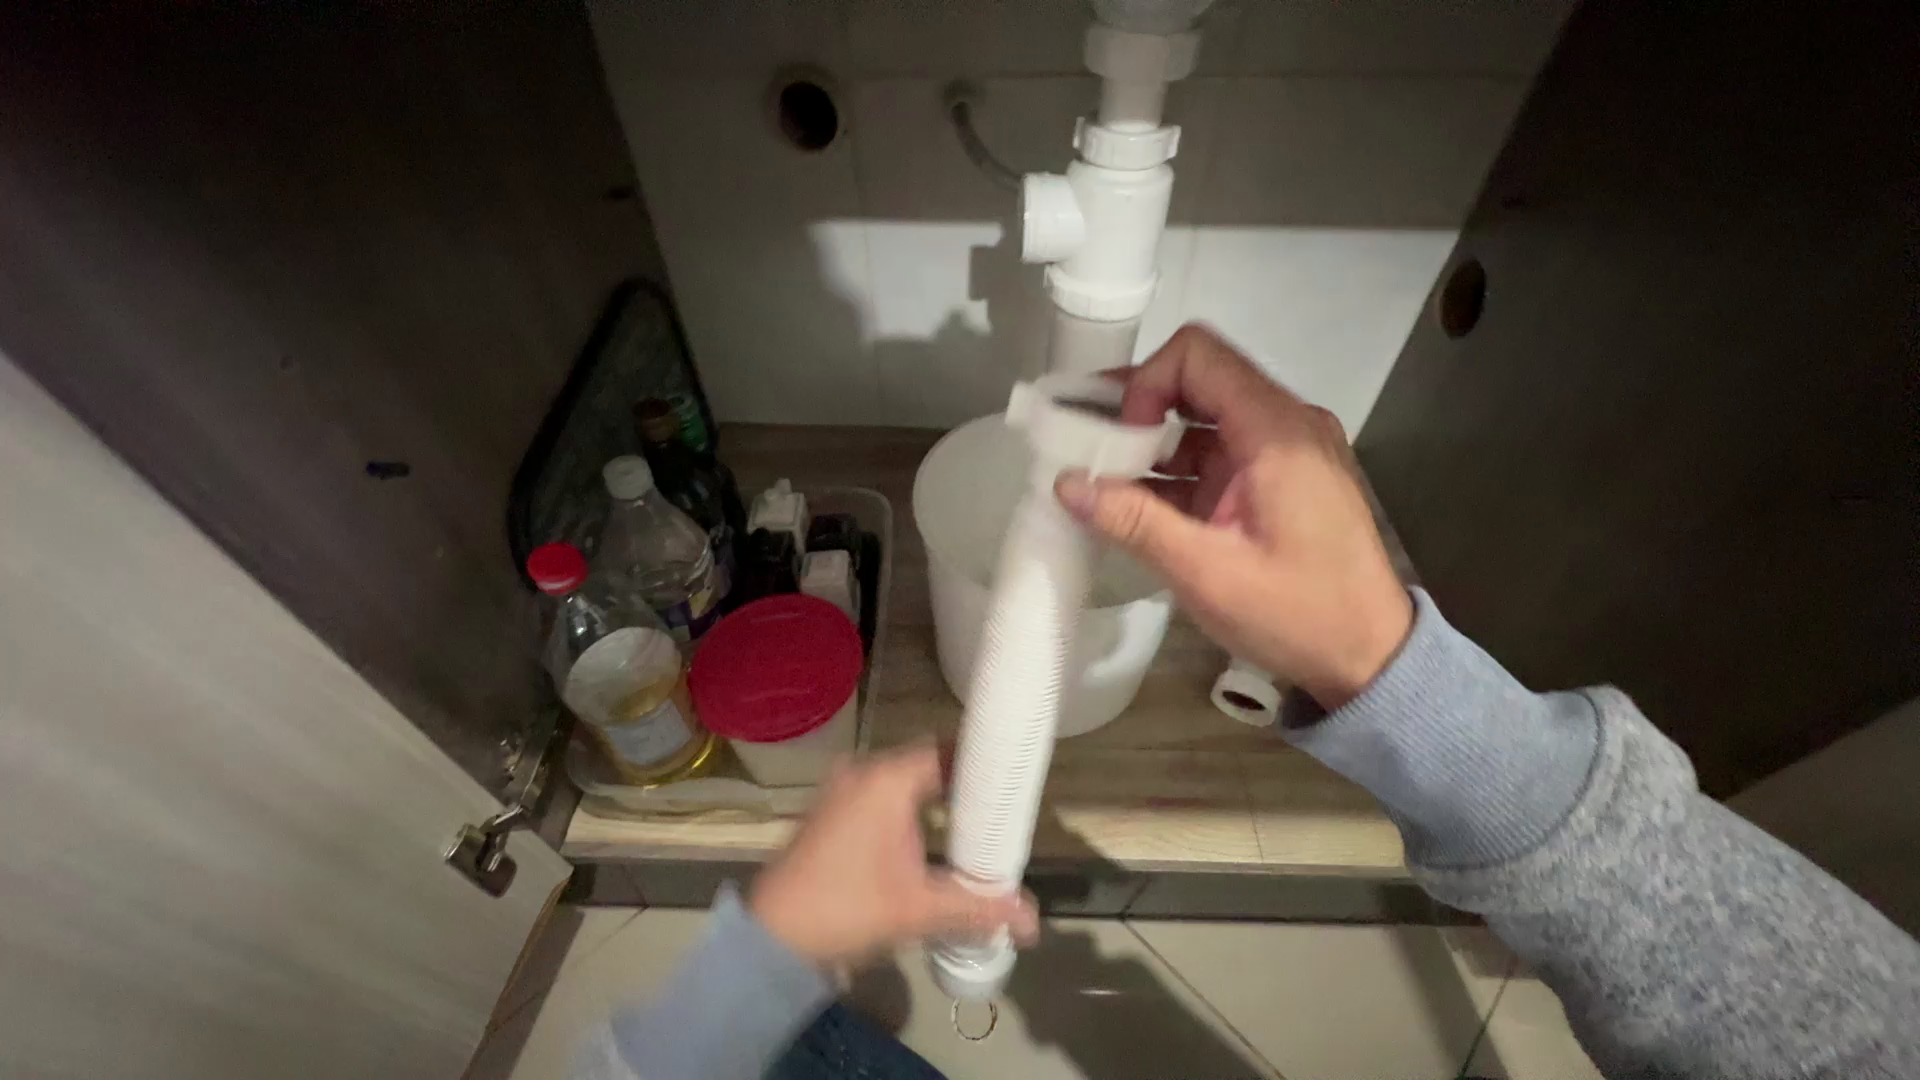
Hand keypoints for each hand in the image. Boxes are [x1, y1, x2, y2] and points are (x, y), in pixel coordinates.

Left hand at [749, 744, 1039, 966]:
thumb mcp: (919, 909)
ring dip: (930, 794)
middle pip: (924, 762)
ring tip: (968, 819)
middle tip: (996, 806)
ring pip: (899, 777)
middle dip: (959, 782)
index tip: (1009, 778)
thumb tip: (1033, 921)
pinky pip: (877, 790)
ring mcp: (840, 786)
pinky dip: (902, 803)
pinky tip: (921, 833)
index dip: (979, 762)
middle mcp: (863, 770)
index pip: (945, 750)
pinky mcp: (828, 806)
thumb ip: (978, 907)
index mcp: (887, 779)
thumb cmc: (848, 909)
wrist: (772, 936)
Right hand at [1053, 324, 1412, 708]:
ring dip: (1153, 444)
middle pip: (1198, 380)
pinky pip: (1219, 451)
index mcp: (1275, 431)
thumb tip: (1066, 484)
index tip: (1119, 439)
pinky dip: (1177, 470)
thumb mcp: (1206, 572)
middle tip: (1090, 449)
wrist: (1369, 656)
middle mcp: (1285, 423)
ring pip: (1205, 417)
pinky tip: (1143, 506)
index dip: (1145, 383)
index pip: (1197, 355)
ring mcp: (1285, 449)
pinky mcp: (1280, 477)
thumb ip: (1134, 521)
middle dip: (1138, 410)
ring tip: (1107, 484)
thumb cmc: (1296, 614)